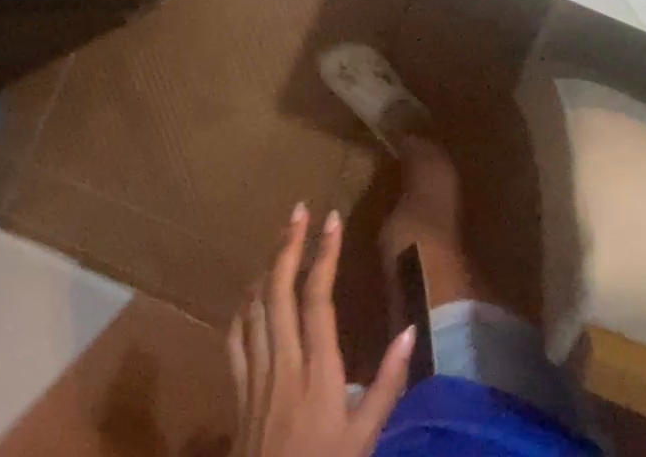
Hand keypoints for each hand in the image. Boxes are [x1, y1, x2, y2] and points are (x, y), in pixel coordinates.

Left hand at [228, 203, 416, 456]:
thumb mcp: (367, 434)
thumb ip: (388, 382)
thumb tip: (411, 330)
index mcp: (319, 372)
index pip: (318, 299)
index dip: (324, 255)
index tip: (331, 220)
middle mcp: (283, 363)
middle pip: (279, 291)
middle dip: (288, 245)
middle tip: (299, 210)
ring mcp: (255, 375)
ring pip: (255, 307)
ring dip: (267, 266)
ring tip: (281, 237)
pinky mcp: (237, 390)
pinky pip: (235, 336)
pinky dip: (243, 305)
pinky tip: (252, 291)